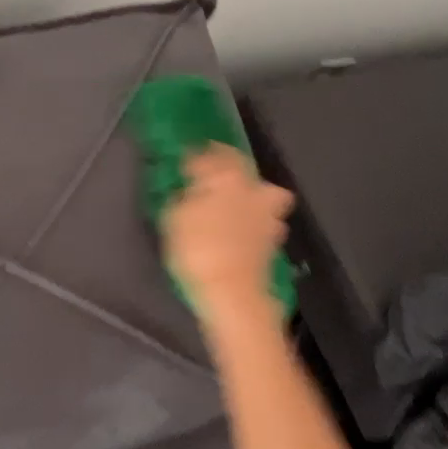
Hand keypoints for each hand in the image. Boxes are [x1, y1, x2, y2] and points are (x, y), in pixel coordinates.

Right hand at [163, 145, 294, 318]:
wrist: (233, 294)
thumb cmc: (197, 251)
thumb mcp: (173, 219)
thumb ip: (182, 197)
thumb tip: (187, 189)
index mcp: (226, 178)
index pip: (210, 154)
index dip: (194, 154)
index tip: (182, 158)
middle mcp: (252, 188)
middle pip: (241, 165)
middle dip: (225, 165)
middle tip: (209, 173)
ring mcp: (267, 213)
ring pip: (260, 190)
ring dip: (246, 192)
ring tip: (230, 201)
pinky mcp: (273, 237)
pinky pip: (262, 216)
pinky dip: (251, 217)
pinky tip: (237, 227)